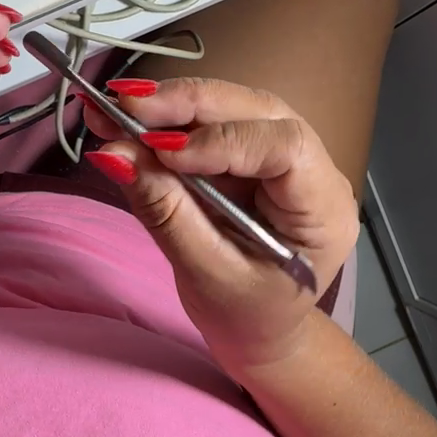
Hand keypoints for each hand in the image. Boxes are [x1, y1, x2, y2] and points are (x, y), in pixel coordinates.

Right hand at [82, 78, 359, 371]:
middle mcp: (314, 171)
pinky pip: (212, 125)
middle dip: (187, 105)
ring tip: (113, 107)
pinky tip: (127, 118)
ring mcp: (283, 158)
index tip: (159, 148)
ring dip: (172, 105)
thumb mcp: (206, 274)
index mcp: (324, 210)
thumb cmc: (246, 315)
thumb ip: (167, 214)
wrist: (261, 332)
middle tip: (123, 103)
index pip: (285, 147)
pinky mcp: (251, 156)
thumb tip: (116, 154)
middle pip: (257, 112)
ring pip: (233, 108)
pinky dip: (168, 121)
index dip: (222, 139)